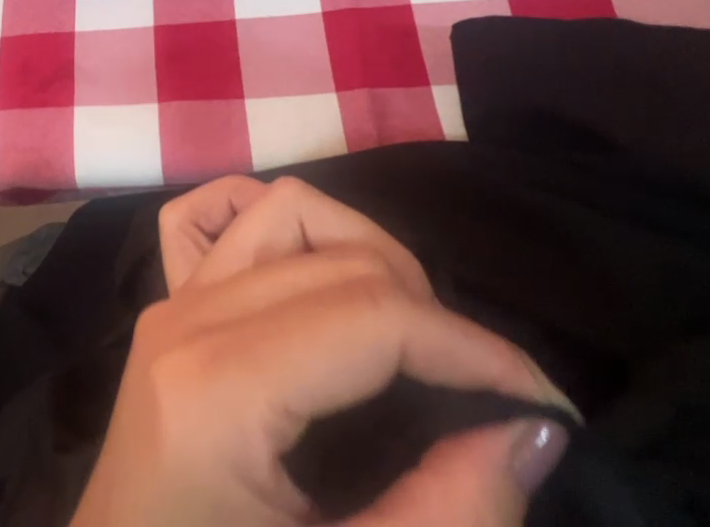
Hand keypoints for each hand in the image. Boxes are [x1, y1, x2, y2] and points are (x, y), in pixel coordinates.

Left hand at [71, 177, 574, 526]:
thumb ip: (447, 510)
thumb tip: (535, 429)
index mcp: (220, 391)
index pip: (374, 317)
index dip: (477, 351)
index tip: (544, 405)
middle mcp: (188, 321)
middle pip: (340, 259)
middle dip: (433, 312)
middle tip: (480, 392)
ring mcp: (169, 303)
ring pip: (286, 212)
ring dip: (366, 252)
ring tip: (409, 333)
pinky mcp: (165, 306)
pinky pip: (210, 217)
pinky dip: (274, 223)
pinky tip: (311, 267)